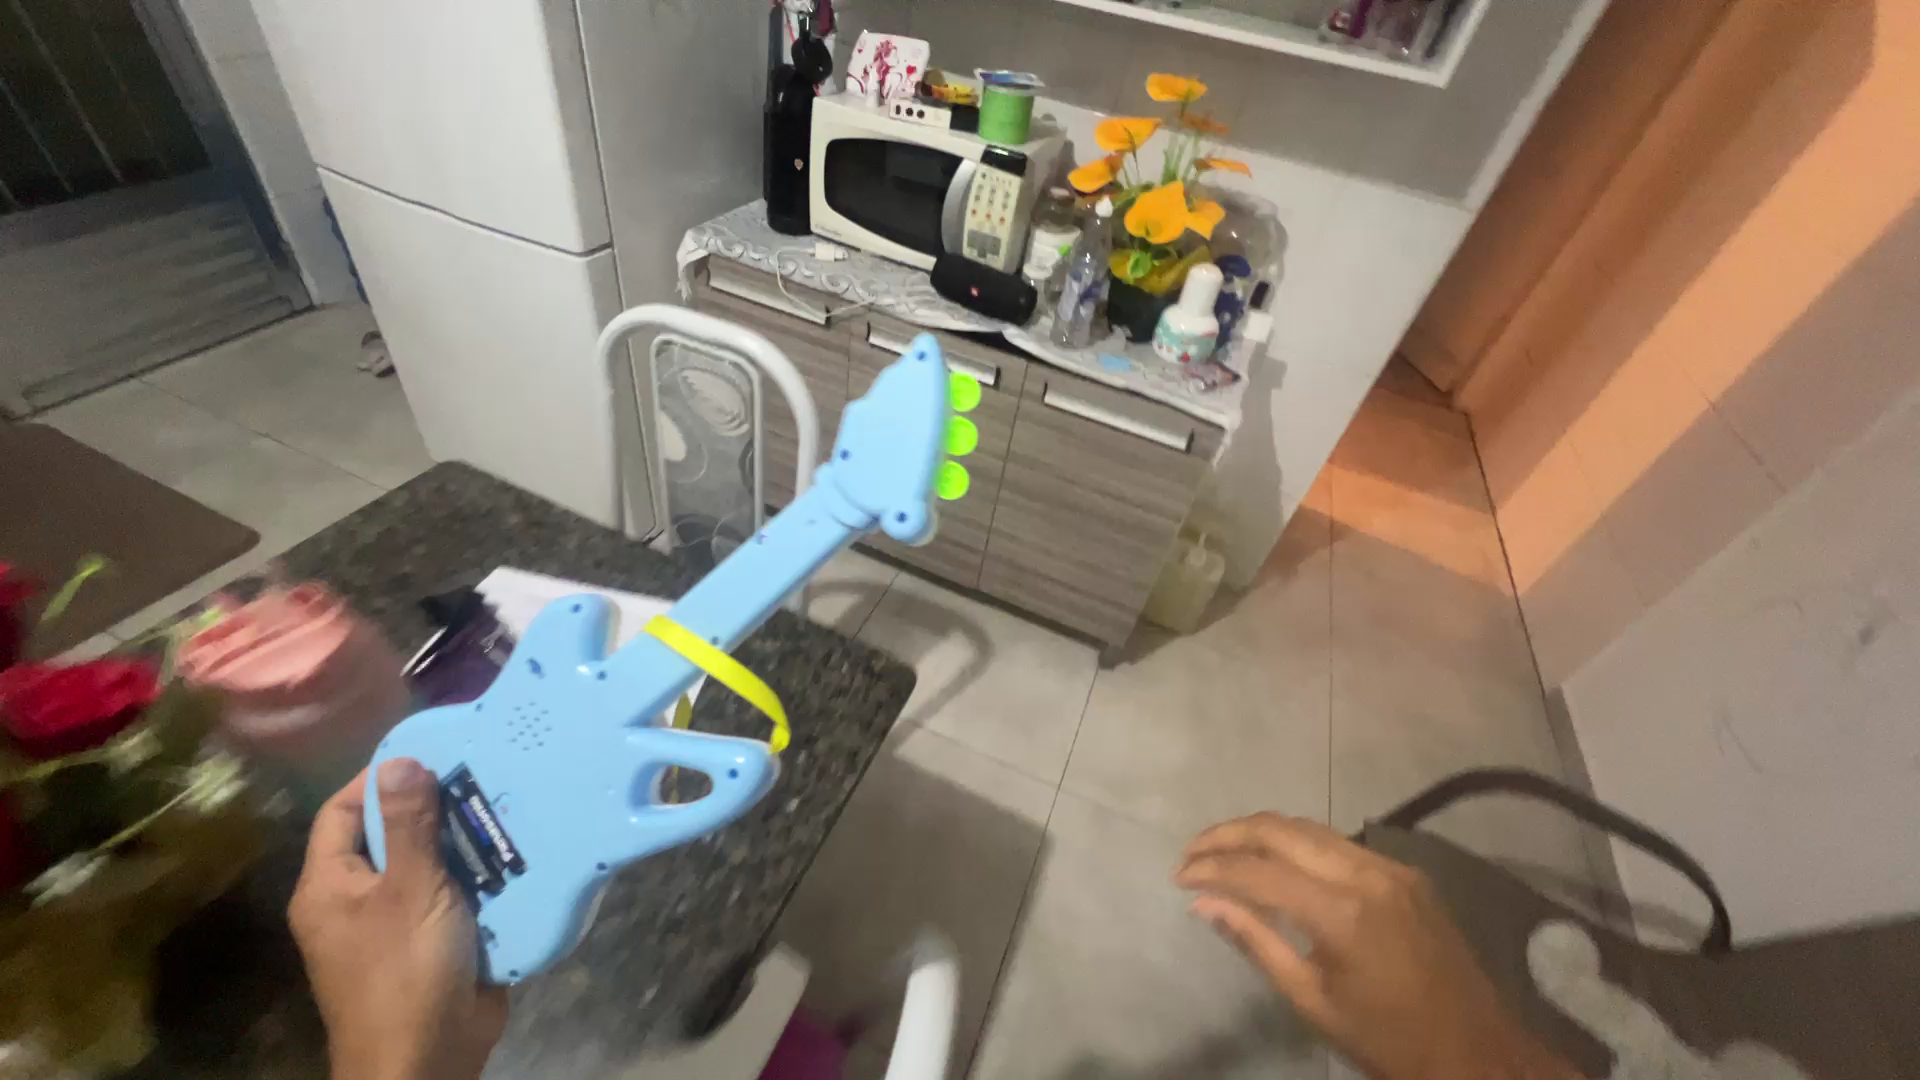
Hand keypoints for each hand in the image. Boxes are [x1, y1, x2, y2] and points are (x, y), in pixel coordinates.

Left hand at [289, 760, 508, 1079]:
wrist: (428, 1056)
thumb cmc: (405, 970)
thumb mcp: (410, 890)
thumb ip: (408, 826)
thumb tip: (400, 761)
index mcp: (332, 887)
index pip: (341, 812)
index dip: (377, 779)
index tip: (430, 752)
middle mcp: (360, 897)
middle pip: (393, 832)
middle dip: (437, 803)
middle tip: (484, 770)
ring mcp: (400, 917)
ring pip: (433, 857)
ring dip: (469, 834)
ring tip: (510, 799)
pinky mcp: (440, 933)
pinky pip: (460, 886)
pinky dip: (486, 866)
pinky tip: (519, 844)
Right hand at [1176, 813, 1576, 1079]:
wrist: (1485, 1059)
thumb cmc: (1391, 1044)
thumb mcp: (1313, 1002)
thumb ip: (1255, 942)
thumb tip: (1202, 903)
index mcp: (1342, 913)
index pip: (1257, 871)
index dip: (1211, 868)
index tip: (1179, 876)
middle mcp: (1365, 873)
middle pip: (1278, 829)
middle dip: (1227, 834)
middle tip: (1192, 852)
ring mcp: (1388, 866)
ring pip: (1305, 827)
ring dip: (1258, 833)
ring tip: (1222, 851)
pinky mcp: (1403, 871)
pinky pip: (1334, 842)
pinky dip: (1294, 844)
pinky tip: (1275, 862)